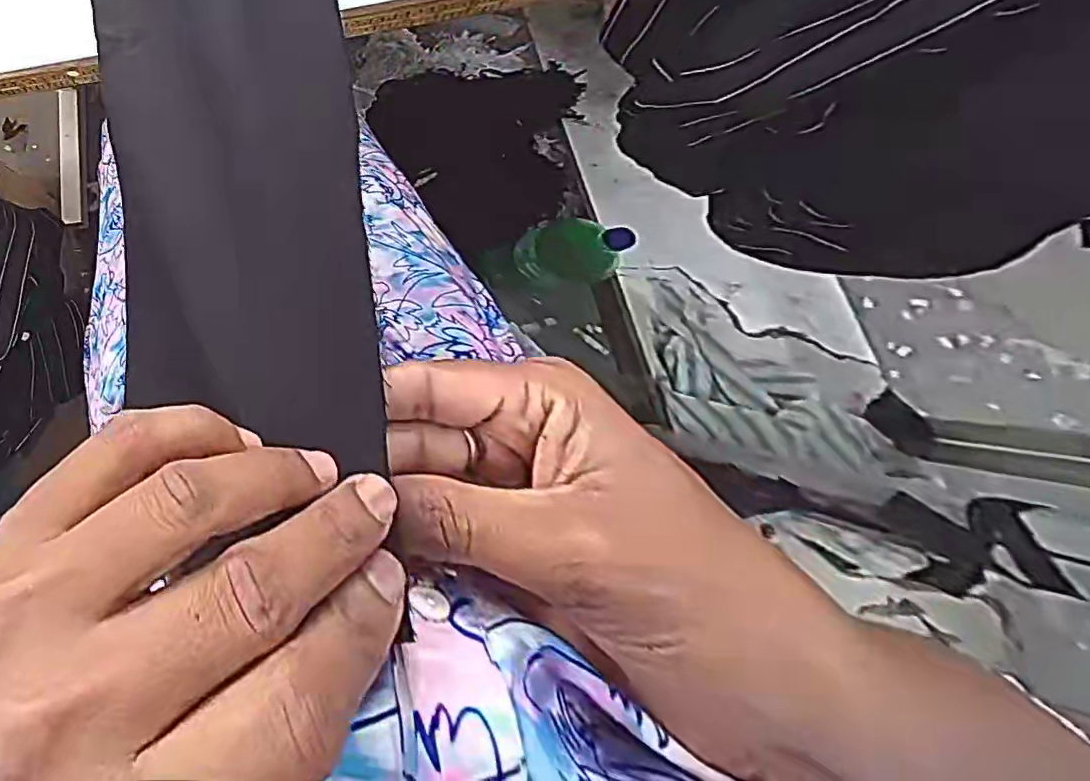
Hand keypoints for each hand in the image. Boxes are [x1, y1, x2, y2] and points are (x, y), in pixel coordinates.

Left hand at [0, 405, 405, 780]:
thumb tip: (363, 585)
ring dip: (265, 473)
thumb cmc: (112, 764)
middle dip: (328, 535)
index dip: (356, 624)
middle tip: (367, 501)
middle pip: (243, 594)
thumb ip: (288, 700)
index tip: (384, 571)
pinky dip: (186, 428)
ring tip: (307, 469)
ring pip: (182, 503)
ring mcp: (35, 609)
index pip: (287, 704)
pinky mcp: (19, 539)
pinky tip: (230, 439)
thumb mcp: (207, 773)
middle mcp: (75, 707)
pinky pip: (117, 451)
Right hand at [384, 358, 1089, 780]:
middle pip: (414, 442)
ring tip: (330, 538)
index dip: (370, 409)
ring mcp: (502, 499)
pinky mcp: (500, 551)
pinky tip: (367, 566)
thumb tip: (368, 497)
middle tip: (314, 507)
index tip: (314, 447)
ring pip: (418, 495)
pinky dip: (406, 555)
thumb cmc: (700, 595)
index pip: (428, 387)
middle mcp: (510, 438)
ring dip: (384, 518)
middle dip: (372, 473)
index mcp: (536, 401)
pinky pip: (434, 542)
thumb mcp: (574, 545)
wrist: (774, 702)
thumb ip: (463, 516)